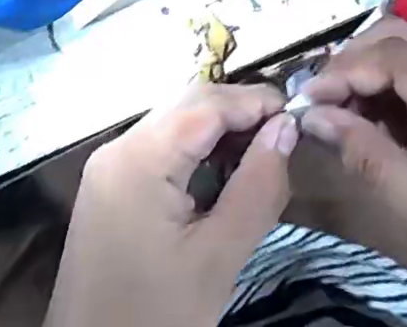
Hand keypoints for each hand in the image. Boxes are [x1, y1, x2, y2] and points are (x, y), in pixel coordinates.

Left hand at [45, 83, 297, 326]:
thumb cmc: (157, 317)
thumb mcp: (218, 258)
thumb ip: (257, 187)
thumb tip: (286, 127)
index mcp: (139, 157)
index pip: (205, 103)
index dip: (253, 100)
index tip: (296, 112)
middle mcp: (118, 146)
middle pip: (187, 104)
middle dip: (238, 109)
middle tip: (283, 131)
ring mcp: (109, 163)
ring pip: (174, 120)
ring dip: (218, 126)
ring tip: (260, 148)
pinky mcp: (110, 183)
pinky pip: (160, 144)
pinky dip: (195, 146)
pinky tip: (222, 168)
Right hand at [297, 19, 406, 326]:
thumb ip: (371, 160)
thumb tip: (314, 114)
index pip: (396, 53)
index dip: (343, 70)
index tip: (302, 103)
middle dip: (355, 64)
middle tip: (319, 106)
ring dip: (375, 78)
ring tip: (343, 119)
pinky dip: (398, 97)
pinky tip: (383, 131)